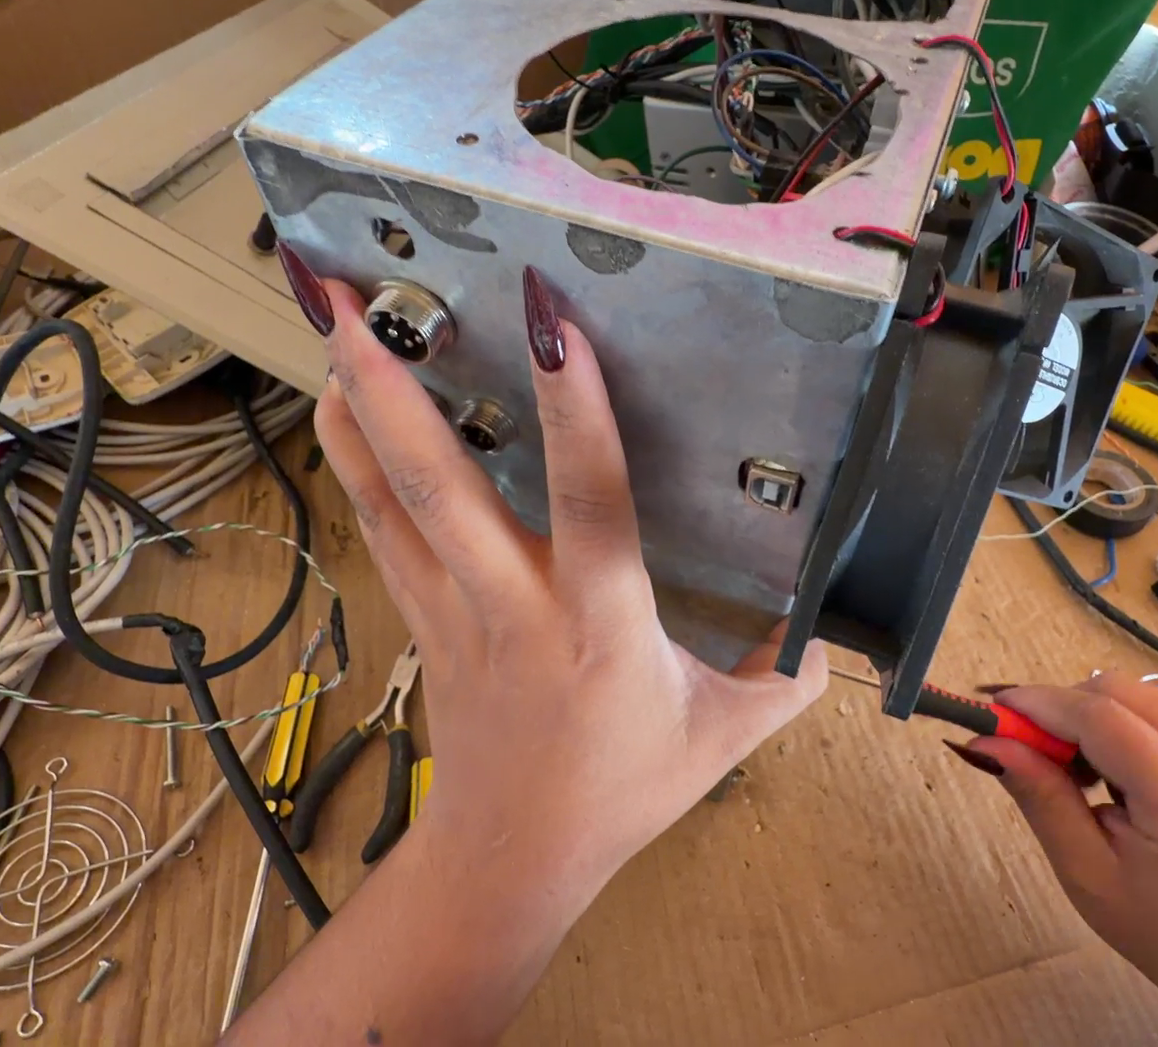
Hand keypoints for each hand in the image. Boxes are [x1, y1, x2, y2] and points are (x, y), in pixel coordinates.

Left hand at [313, 270, 828, 885]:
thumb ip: (783, 675)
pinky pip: (381, 532)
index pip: (590, 498)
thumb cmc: (620, 793)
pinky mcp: (424, 622)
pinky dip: (353, 464)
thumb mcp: (723, 737)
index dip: (574, 408)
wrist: (515, 855)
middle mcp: (515, 603)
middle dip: (392, 387)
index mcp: (600, 623)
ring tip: (331, 327)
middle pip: (442, 486)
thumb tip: (826, 628)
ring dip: (357, 410)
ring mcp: (454, 612)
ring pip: (394, 501)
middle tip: (352, 302)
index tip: (552, 322)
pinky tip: (336, 411)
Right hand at [948, 673, 1157, 1046]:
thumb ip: (1039, 796)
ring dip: (1088, 714)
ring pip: (1136, 693)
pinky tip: (1108, 769)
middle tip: (1029, 750)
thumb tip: (985, 741)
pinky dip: (1117, 722)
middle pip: (1119, 692)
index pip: (1102, 718)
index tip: (991, 713)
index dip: (1039, 704)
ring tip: (1073, 768)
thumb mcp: (1085, 872)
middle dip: (1061, 708)